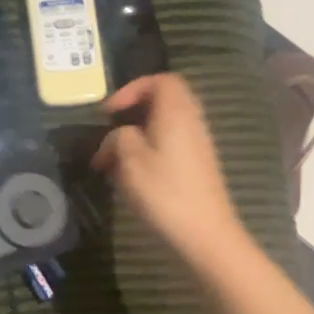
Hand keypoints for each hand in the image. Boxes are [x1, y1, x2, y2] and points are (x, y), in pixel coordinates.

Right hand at [93, 74, 247, 260]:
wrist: (204, 232)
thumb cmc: (165, 192)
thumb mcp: (130, 160)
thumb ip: (118, 138)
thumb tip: (118, 136)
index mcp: (176, 112)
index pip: (160, 80)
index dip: (132, 89)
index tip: (109, 113)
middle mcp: (191, 121)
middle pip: (164, 101)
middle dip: (133, 113)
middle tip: (110, 132)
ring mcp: (198, 143)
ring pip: (164, 125)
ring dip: (137, 135)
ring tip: (114, 159)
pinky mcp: (198, 164)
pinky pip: (170, 143)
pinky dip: (149, 150)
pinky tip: (132, 174)